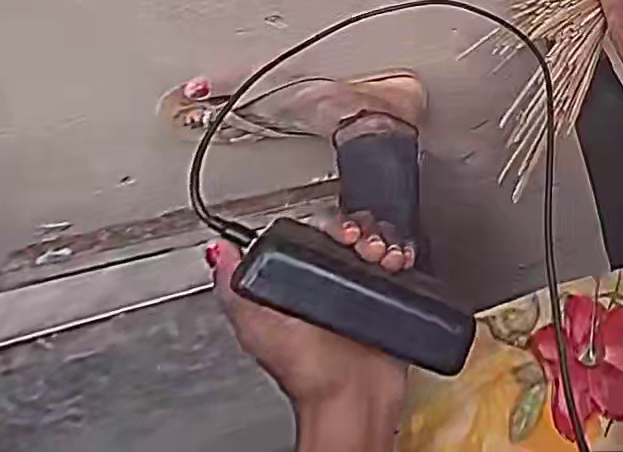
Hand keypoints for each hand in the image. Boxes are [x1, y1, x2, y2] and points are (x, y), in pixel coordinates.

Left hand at [206, 229, 407, 434]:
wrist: (353, 398)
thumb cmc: (307, 371)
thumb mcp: (258, 329)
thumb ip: (237, 288)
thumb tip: (219, 253)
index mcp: (304, 279)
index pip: (321, 230)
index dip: (334, 225)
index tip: (342, 236)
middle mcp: (336, 277)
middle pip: (355, 229)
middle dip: (364, 230)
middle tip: (364, 248)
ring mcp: (365, 283)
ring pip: (379, 238)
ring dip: (385, 239)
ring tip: (383, 258)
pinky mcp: (392, 291)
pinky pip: (402, 255)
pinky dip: (403, 250)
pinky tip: (398, 262)